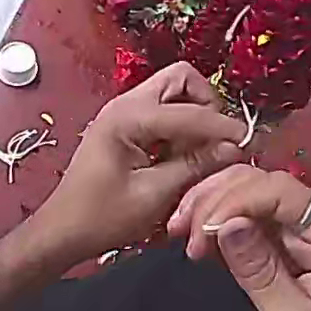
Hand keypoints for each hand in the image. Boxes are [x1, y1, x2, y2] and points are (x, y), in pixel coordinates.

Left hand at [29, 62, 242, 264]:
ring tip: (203, 152)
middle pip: (181, 80)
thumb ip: (195, 167)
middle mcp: (126, 104)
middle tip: (219, 140)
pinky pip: (165, 111)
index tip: (247, 142)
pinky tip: (185, 156)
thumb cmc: (102, 217)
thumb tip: (234, 148)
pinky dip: (182, 127)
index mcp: (127, 117)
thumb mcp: (153, 195)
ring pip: (175, 93)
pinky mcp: (128, 125)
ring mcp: (125, 111)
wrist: (62, 231)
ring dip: (194, 116)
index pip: (188, 110)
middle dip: (206, 104)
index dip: (221, 126)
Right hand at [170, 166, 310, 310]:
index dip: (239, 199)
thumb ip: (263, 276)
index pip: (288, 194)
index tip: (200, 230)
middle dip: (219, 198)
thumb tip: (229, 224)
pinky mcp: (291, 243)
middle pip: (269, 184)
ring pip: (257, 191)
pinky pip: (252, 214)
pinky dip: (220, 217)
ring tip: (180, 228)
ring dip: (214, 202)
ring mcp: (309, 233)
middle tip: (181, 230)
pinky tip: (195, 234)